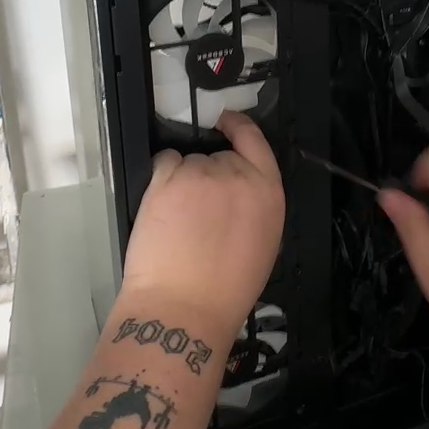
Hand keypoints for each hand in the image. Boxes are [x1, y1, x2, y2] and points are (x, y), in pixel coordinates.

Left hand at [118, 111, 285, 338]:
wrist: (183, 307)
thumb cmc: (226, 288)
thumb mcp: (263, 243)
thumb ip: (255, 205)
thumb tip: (239, 192)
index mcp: (267, 191)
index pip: (255, 141)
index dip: (239, 126)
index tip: (228, 121)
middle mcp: (236, 175)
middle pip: (218, 156)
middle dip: (209, 176)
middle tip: (198, 212)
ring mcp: (200, 174)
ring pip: (188, 161)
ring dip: (183, 180)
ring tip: (179, 220)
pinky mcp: (166, 179)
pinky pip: (164, 162)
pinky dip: (161, 177)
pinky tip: (163, 207)